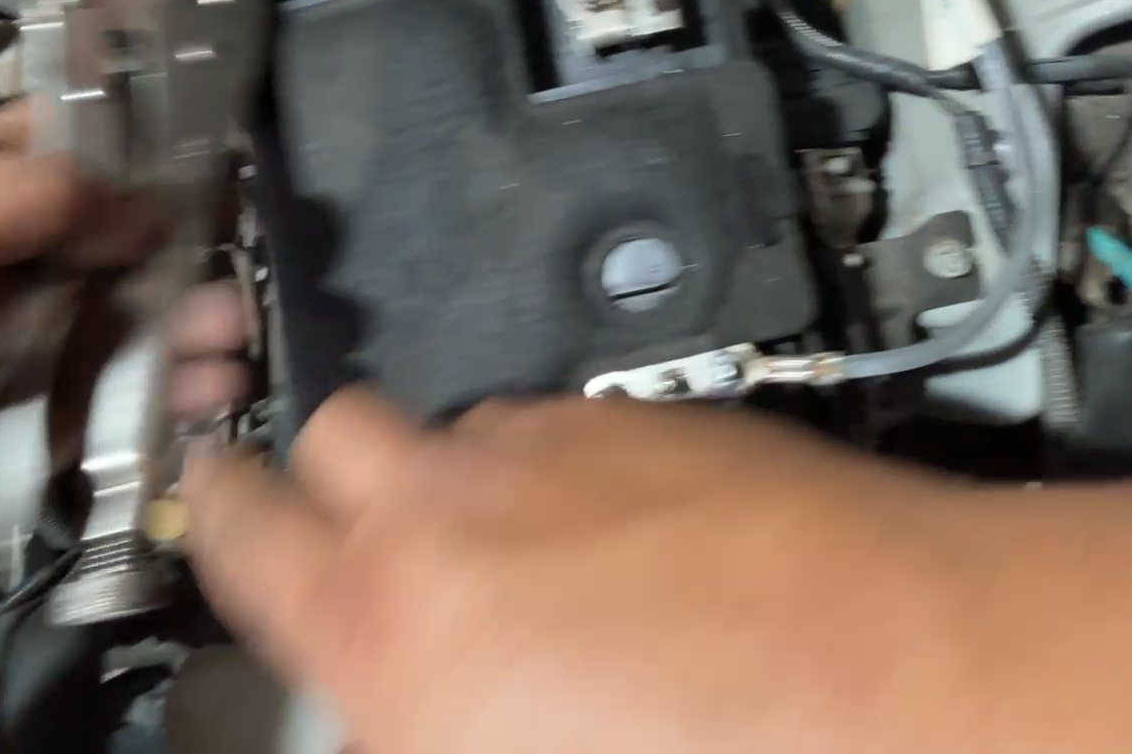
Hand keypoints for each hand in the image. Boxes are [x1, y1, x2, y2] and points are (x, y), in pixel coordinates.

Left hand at [0, 111, 248, 596]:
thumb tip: (150, 212)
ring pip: (159, 304)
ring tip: (232, 328)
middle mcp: (30, 252)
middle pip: (140, 224)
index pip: (81, 138)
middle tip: (237, 254)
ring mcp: (57, 329)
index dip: (146, 139)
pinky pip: (153, 383)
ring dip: (205, 311)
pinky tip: (219, 382)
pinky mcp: (77, 402)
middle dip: (196, 236)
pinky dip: (194, 382)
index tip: (214, 154)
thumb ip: (16, 195)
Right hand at [183, 392, 1131, 753]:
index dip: (225, 505)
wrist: (906, 678)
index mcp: (397, 626)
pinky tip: (607, 519)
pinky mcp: (636, 412)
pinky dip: (547, 458)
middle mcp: (460, 503)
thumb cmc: (729, 752)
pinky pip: (548, 417)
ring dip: (455, 474)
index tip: (227, 496)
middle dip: (333, 474)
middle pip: (335, 434)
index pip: (245, 523)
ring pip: (449, 422)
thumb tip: (401, 692)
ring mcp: (554, 439)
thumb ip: (422, 711)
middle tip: (369, 519)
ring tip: (508, 536)